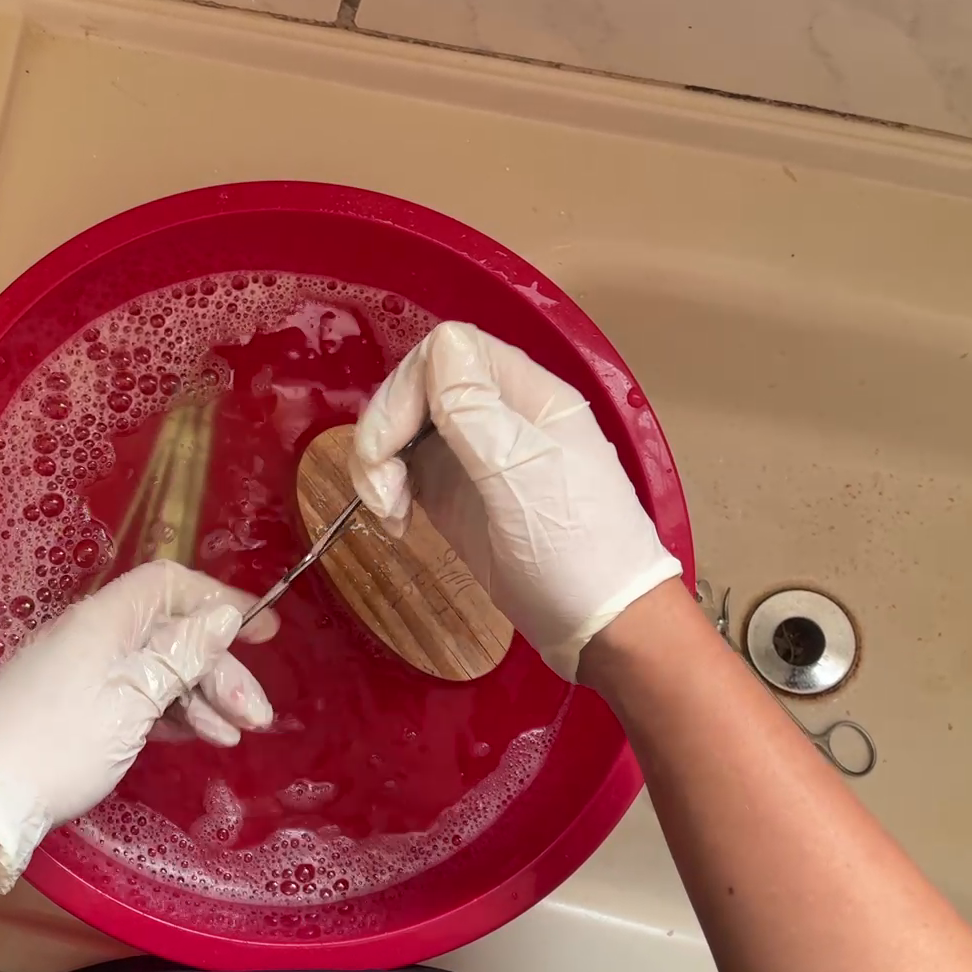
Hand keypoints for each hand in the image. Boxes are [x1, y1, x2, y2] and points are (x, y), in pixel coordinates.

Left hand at [0, 560, 277, 892]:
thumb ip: (181, 654)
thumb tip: (223, 614)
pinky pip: (134, 693)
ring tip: (232, 736)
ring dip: (199, 696)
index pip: (170, 585)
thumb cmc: (60, 743)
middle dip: (218, 669)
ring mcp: (84, 669)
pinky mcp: (77, 703)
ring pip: (156, 667)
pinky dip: (167, 711)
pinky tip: (194, 735)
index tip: (263, 631)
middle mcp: (94, 633)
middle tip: (257, 716)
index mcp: (105, 618)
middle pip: (169, 633)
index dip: (218, 600)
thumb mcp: (133, 699)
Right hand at [349, 321, 679, 680]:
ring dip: (376, 467)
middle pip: (411, 389)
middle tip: (378, 490)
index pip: (447, 353)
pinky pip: (397, 468)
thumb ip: (476, 411)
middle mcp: (491, 414)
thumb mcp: (524, 474)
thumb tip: (439, 347)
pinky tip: (394, 524)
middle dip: (381, 435)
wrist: (596, 624)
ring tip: (386, 513)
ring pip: (396, 429)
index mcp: (523, 395)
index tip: (393, 446)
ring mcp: (466, 452)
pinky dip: (383, 491)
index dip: (408, 389)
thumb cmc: (574, 548)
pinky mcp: (446, 489)